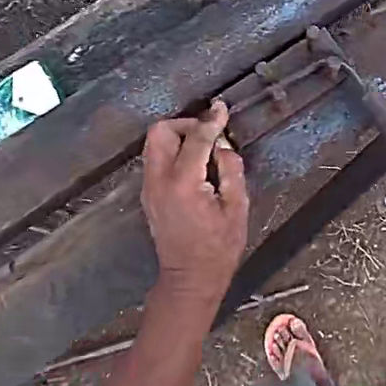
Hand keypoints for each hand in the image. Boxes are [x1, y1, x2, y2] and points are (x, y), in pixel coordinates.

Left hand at [141, 100, 248, 300]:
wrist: (190, 277)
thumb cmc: (219, 248)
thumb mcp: (237, 208)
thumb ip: (231, 171)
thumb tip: (224, 147)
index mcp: (184, 184)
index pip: (196, 139)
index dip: (211, 120)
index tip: (221, 108)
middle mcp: (159, 181)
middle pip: (161, 132)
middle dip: (186, 124)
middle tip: (210, 134)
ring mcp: (149, 188)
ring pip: (154, 144)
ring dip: (178, 137)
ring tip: (204, 149)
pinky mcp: (148, 195)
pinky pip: (156, 160)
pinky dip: (173, 152)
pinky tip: (194, 165)